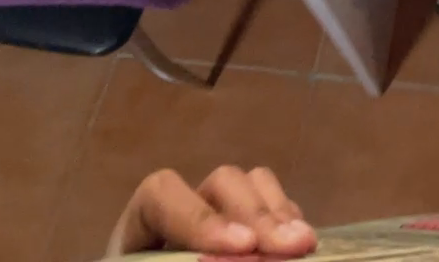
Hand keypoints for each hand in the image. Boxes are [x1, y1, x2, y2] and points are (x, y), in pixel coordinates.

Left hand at [107, 165, 317, 257]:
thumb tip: (243, 259)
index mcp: (136, 246)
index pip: (160, 197)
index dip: (198, 216)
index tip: (240, 249)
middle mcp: (178, 222)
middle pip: (219, 184)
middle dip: (256, 215)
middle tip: (291, 247)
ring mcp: (218, 223)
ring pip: (252, 184)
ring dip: (278, 214)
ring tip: (302, 245)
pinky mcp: (249, 237)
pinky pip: (276, 203)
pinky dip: (289, 220)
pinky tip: (302, 247)